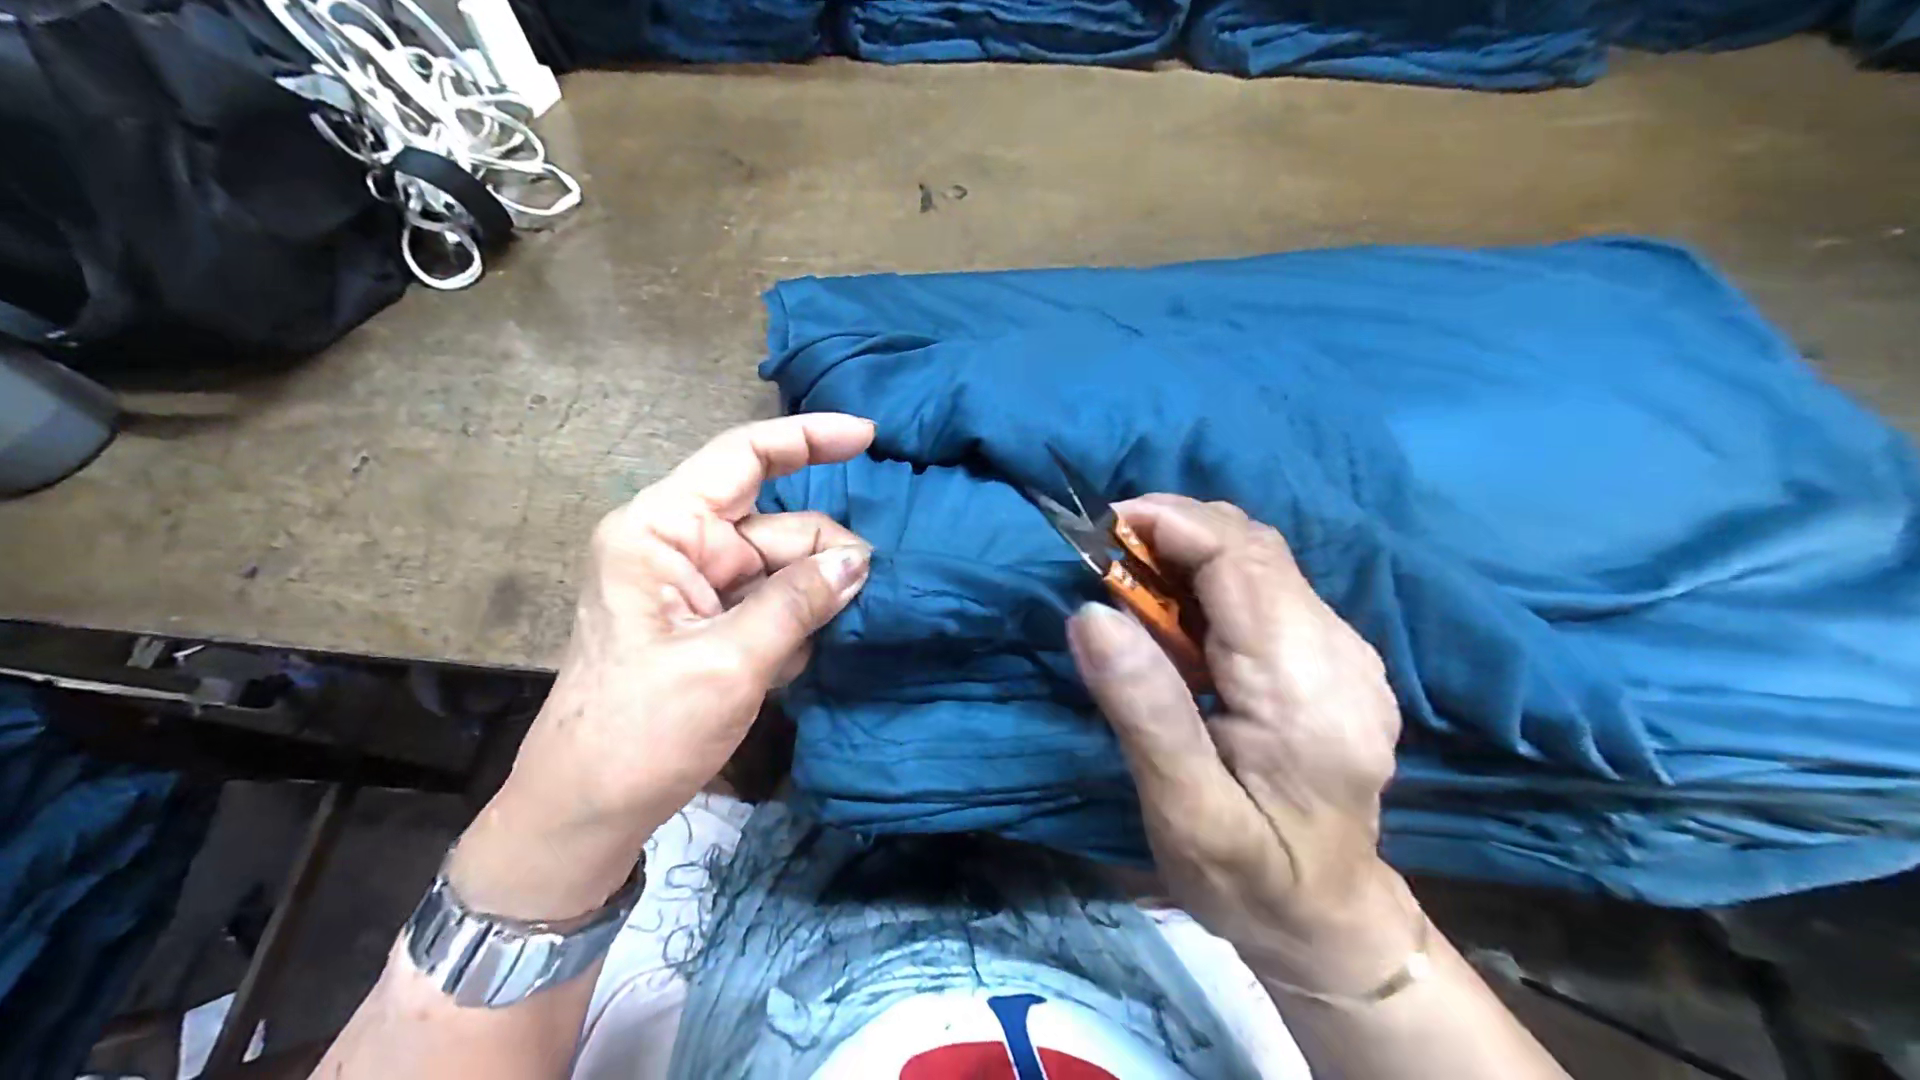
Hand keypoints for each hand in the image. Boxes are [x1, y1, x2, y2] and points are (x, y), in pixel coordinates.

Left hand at [451, 414, 874, 917]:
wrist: (589, 811)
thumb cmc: (640, 731)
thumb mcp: (729, 662)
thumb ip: (799, 602)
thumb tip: (861, 561)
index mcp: (662, 530)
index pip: (742, 457)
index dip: (807, 438)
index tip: (869, 437)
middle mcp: (680, 545)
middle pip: (780, 524)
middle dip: (825, 555)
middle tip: (866, 596)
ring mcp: (697, 586)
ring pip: (785, 568)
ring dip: (813, 601)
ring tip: (813, 648)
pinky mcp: (711, 621)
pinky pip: (775, 602)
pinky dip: (796, 626)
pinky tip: (790, 666)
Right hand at [1067, 495, 1418, 992]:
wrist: (1327, 919)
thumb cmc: (1248, 877)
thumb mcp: (1183, 810)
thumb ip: (1145, 709)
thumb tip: (1092, 612)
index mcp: (1304, 688)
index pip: (1241, 560)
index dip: (1171, 524)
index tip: (1103, 527)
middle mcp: (1339, 652)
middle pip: (1254, 548)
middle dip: (1174, 531)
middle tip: (1106, 560)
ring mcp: (1345, 652)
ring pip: (1261, 559)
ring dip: (1189, 553)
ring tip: (1132, 588)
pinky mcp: (1334, 657)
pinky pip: (1267, 587)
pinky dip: (1211, 578)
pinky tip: (1177, 618)